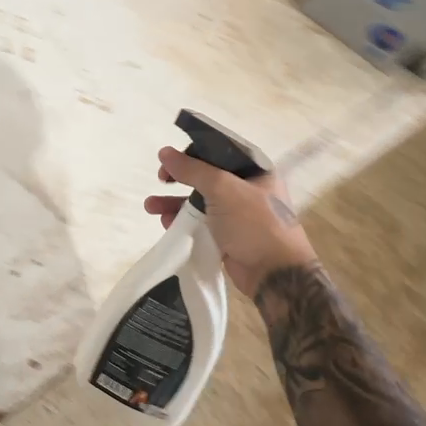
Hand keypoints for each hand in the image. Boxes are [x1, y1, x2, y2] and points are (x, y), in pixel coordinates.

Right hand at [143, 146, 317, 298]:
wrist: (275, 274)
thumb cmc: (255, 224)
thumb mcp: (223, 189)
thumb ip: (193, 170)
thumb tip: (164, 152)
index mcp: (256, 172)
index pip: (220, 151)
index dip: (194, 151)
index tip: (171, 157)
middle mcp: (248, 190)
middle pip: (206, 176)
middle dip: (180, 178)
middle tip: (160, 179)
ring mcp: (238, 215)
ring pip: (200, 201)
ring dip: (174, 202)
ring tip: (150, 207)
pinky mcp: (228, 236)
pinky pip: (200, 224)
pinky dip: (182, 222)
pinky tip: (165, 222)